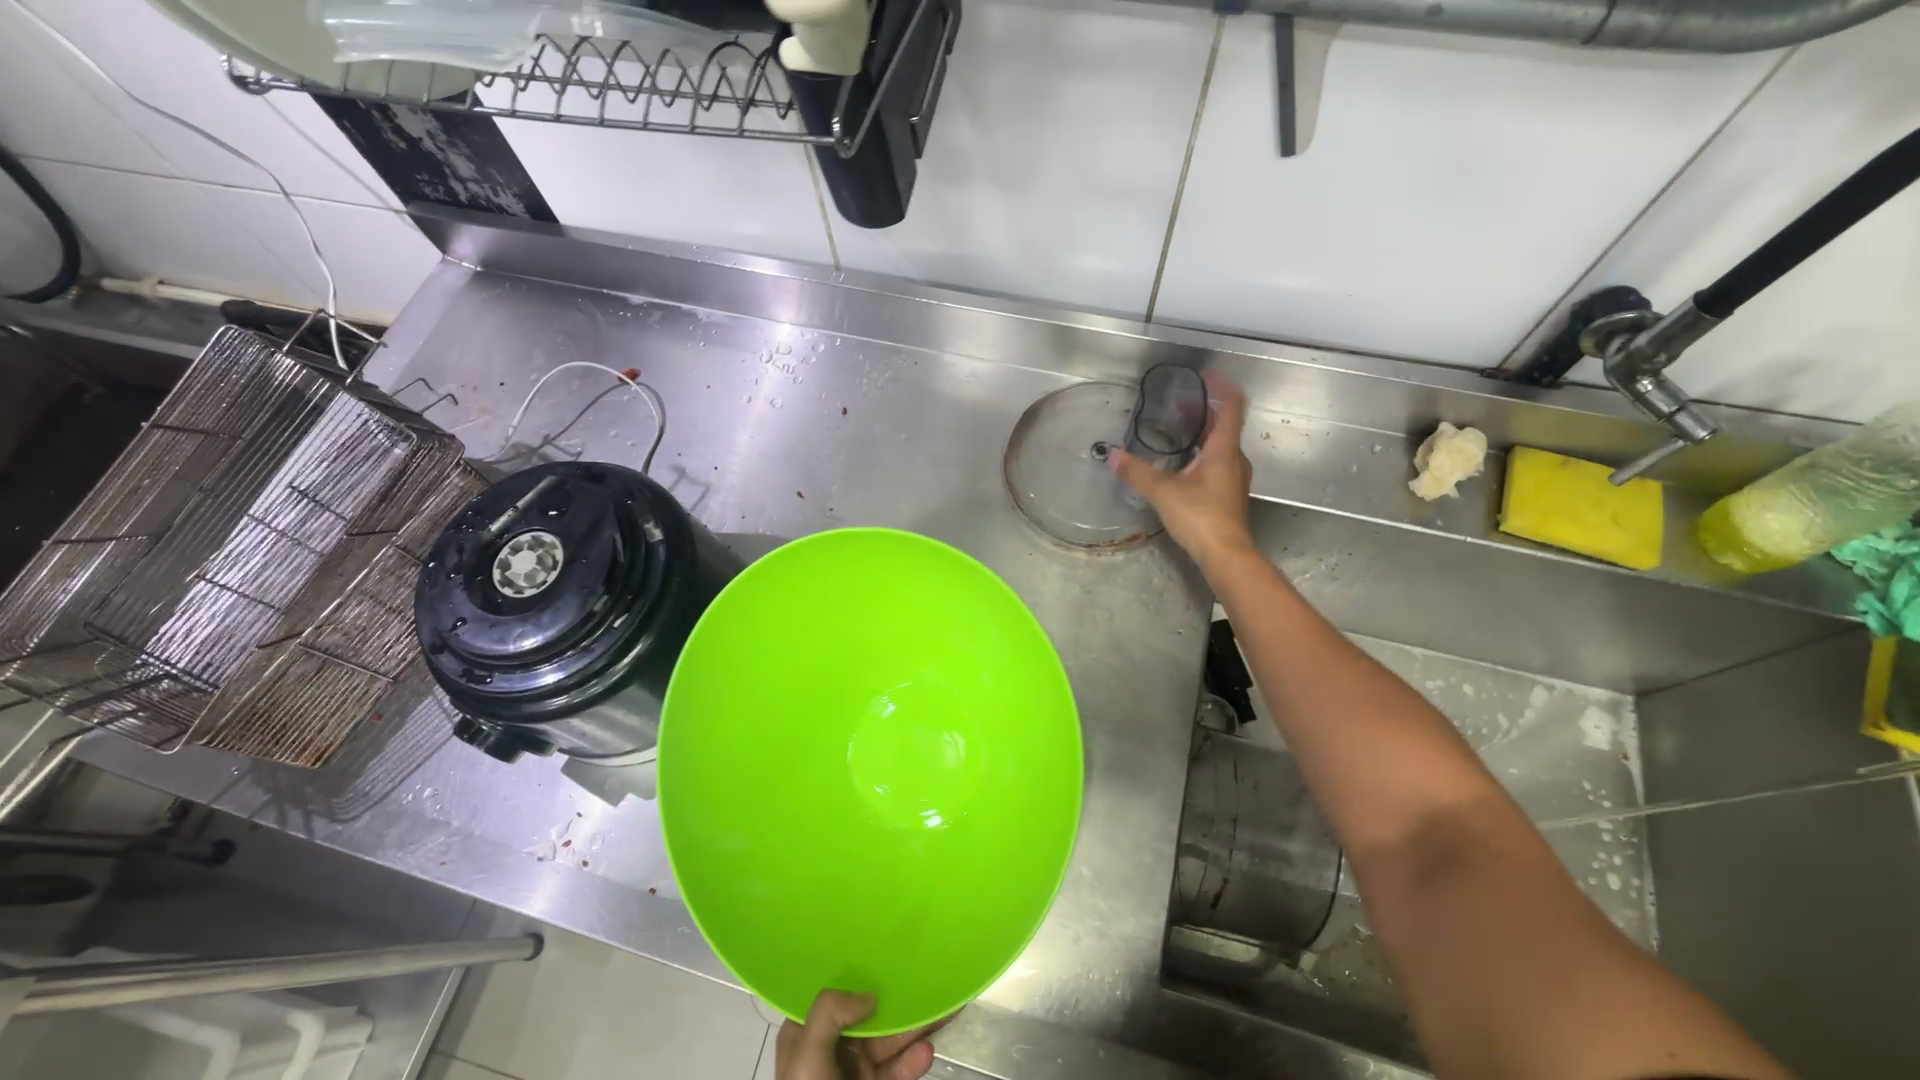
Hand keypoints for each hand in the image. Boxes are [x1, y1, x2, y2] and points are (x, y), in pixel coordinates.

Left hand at [774, 991, 948, 1079]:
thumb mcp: (806, 1056)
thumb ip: (829, 1014)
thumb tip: (869, 995)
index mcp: (806, 1035)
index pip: (832, 996)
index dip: (857, 977)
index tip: (886, 956)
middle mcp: (832, 1049)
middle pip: (870, 1017)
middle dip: (900, 1002)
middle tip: (931, 982)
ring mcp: (855, 1072)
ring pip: (890, 1043)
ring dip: (916, 1029)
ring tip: (943, 1012)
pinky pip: (899, 1071)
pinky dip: (914, 1062)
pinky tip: (928, 1052)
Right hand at [1110, 369, 1254, 572]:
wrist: (1225, 554)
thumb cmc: (1200, 516)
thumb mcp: (1163, 492)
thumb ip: (1137, 472)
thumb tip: (1112, 455)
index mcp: (1224, 449)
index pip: (1231, 407)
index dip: (1221, 387)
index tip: (1207, 374)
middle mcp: (1234, 459)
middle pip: (1225, 425)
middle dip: (1205, 410)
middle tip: (1182, 401)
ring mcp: (1234, 478)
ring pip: (1221, 445)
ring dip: (1203, 433)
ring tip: (1179, 427)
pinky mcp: (1228, 495)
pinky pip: (1217, 463)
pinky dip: (1202, 453)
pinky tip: (1182, 461)